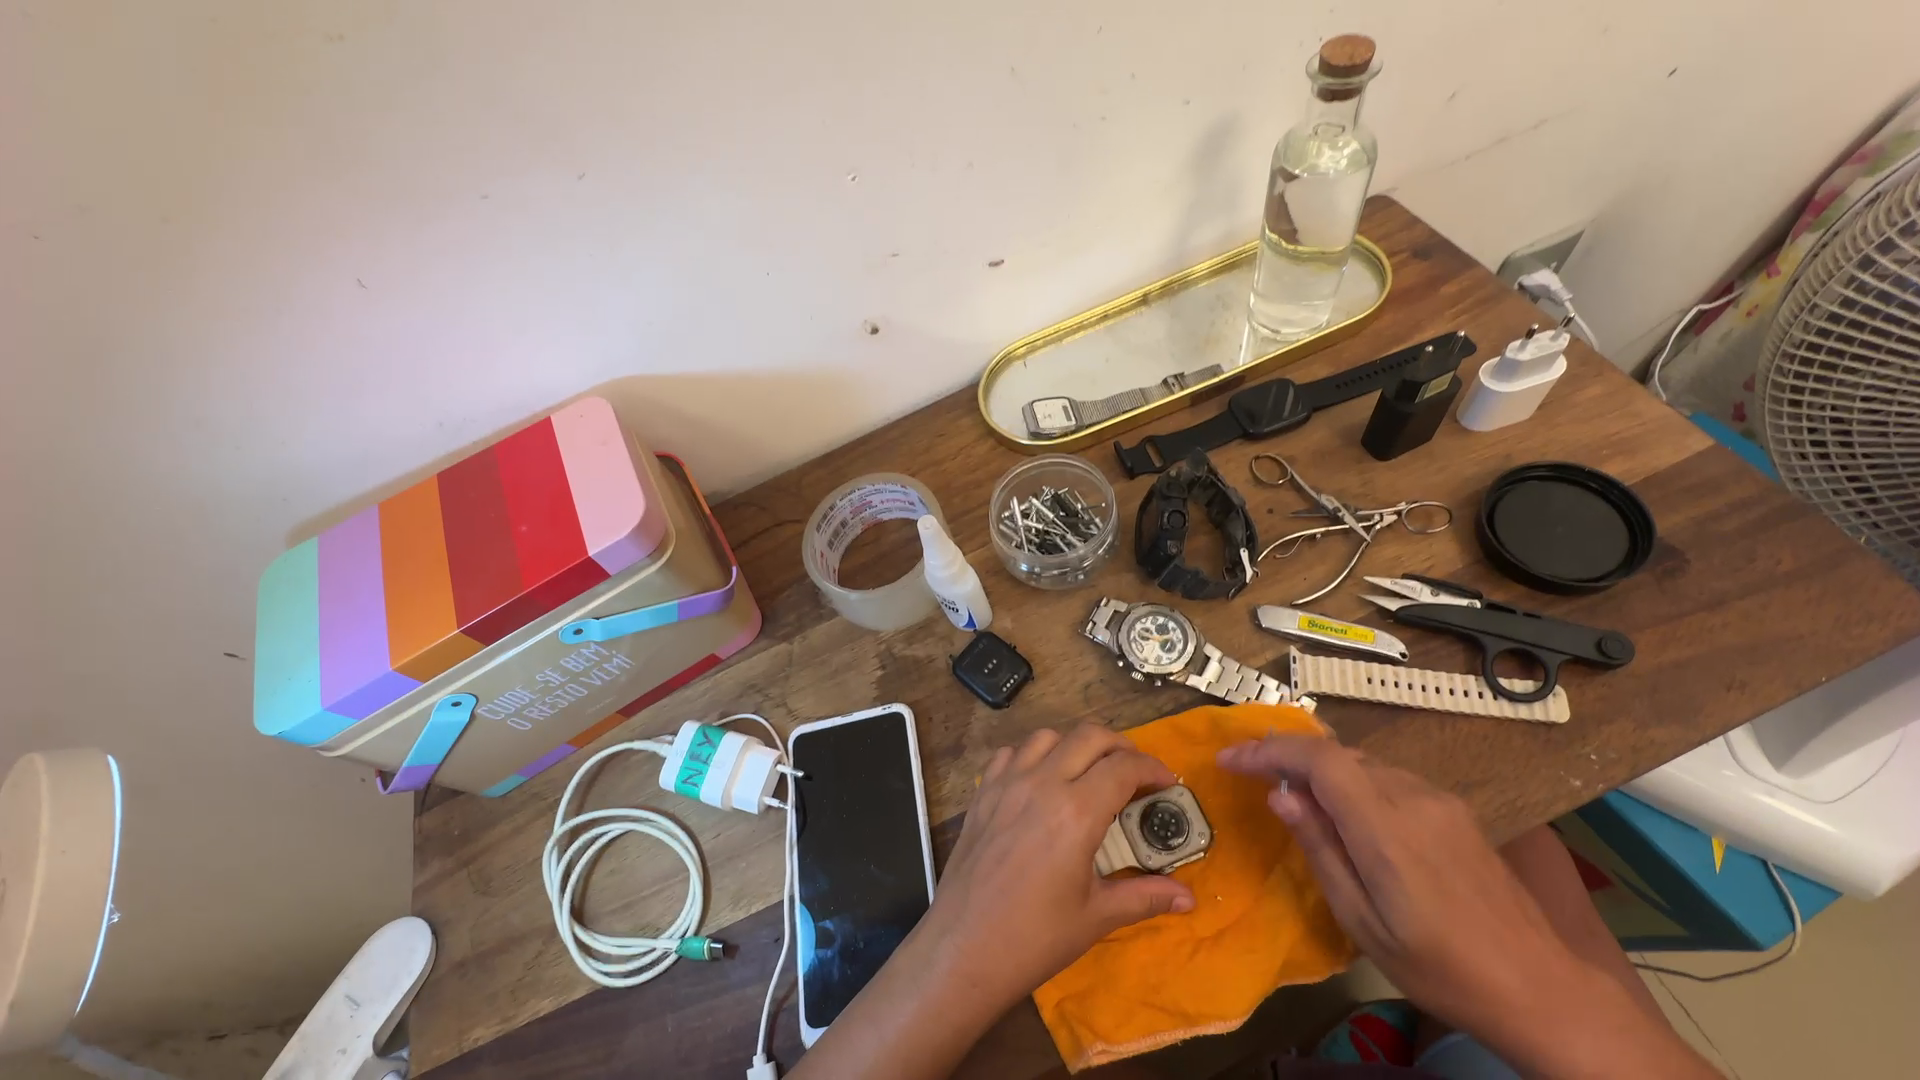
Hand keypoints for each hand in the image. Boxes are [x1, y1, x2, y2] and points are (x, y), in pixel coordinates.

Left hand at [922, 724, 1195, 1006]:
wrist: (963, 948)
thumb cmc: (1035, 937)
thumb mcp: (1097, 916)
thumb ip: (1145, 896)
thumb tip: (1188, 898)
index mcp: (1076, 812)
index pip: (1124, 767)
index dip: (1152, 769)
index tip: (1165, 784)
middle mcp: (1042, 784)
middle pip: (1089, 736)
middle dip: (1120, 747)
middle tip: (1135, 773)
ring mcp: (1006, 784)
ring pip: (1048, 736)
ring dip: (1075, 745)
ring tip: (1089, 772)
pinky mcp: (982, 794)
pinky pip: (1010, 754)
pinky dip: (1033, 755)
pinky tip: (1041, 781)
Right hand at [1217, 736, 1715, 1079]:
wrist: (1543, 988)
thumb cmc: (1440, 967)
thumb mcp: (1363, 922)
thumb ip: (1321, 849)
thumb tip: (1282, 796)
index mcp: (1386, 826)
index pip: (1318, 759)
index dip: (1268, 750)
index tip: (1229, 759)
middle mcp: (1415, 798)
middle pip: (1339, 754)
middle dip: (1288, 755)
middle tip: (1247, 771)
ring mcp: (1441, 802)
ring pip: (1365, 764)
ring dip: (1321, 769)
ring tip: (1289, 792)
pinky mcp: (1457, 813)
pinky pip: (1391, 780)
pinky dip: (1354, 783)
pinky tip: (1344, 812)